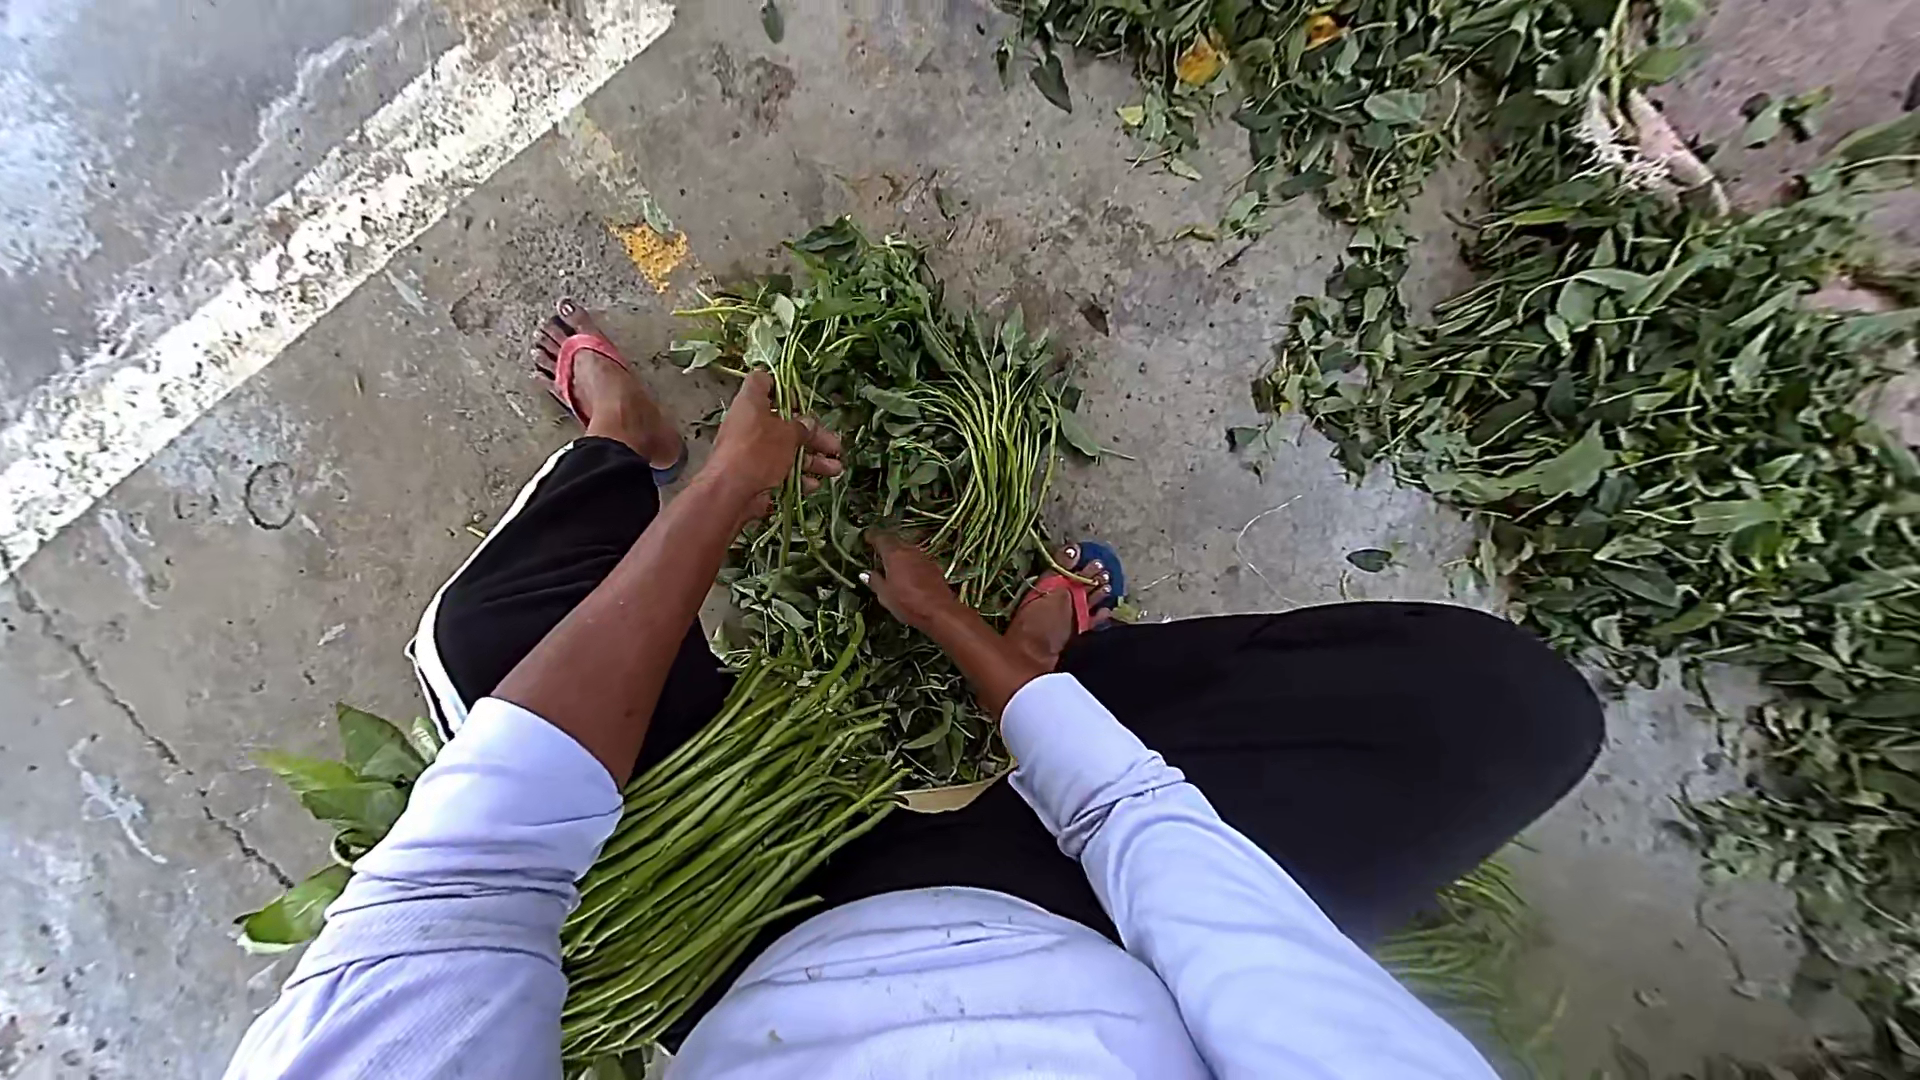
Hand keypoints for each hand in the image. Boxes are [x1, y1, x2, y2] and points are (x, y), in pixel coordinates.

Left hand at [707, 371, 842, 522]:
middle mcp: (750, 425)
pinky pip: (781, 472)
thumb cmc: (758, 452)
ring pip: (788, 451)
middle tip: (835, 446)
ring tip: (836, 470)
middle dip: (814, 436)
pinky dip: (798, 478)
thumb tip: (809, 423)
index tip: (800, 400)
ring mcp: (753, 452)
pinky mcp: (756, 474)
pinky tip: (814, 485)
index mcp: (752, 404)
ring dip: (813, 460)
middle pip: (786, 424)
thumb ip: (802, 428)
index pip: (762, 382)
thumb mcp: (786, 435)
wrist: (731, 492)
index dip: (782, 386)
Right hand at [861, 531, 969, 633]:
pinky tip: (907, 574)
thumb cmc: (908, 603)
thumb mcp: (885, 595)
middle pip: (895, 542)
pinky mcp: (934, 567)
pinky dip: (910, 563)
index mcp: (895, 554)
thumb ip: (875, 581)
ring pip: (908, 550)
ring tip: (890, 565)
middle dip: (886, 545)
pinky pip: (917, 560)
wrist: (940, 612)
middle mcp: (910, 551)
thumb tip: (866, 574)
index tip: (866, 537)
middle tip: (877, 552)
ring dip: (899, 555)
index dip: (872, 536)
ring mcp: (924, 558)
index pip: (881, 538)